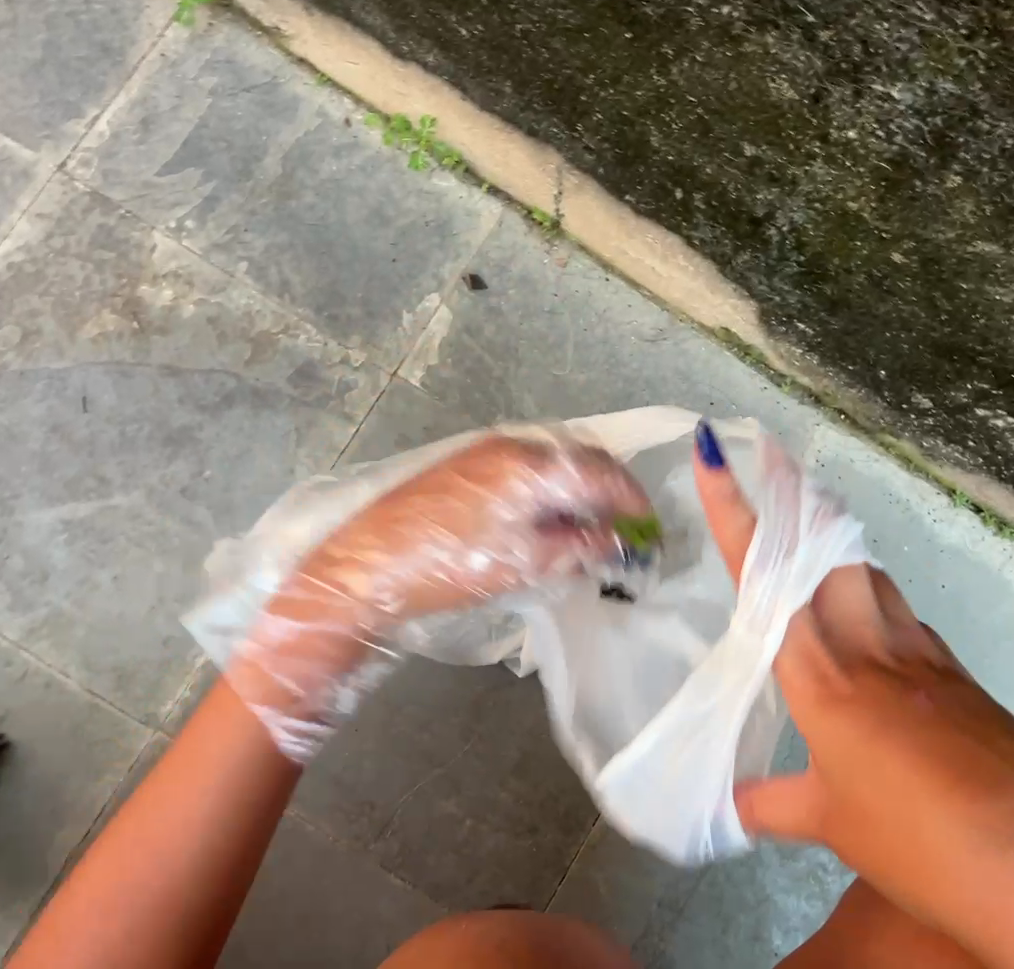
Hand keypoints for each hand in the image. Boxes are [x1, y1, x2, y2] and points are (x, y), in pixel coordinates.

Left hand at [227, 431, 652, 761]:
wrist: (362, 565)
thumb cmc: (446, 568)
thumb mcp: (521, 564)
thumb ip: (578, 547)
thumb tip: (618, 540)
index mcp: (530, 465)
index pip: (601, 471)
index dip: (633, 498)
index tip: (651, 527)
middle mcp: (511, 445)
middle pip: (580, 458)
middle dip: (609, 490)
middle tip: (624, 528)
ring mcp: (484, 450)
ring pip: (552, 461)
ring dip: (579, 489)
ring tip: (589, 528)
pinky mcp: (464, 464)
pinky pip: (526, 467)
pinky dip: (549, 489)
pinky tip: (546, 518)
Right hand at [689, 421, 1013, 968]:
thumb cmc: (917, 841)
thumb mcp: (833, 823)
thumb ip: (774, 803)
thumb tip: (732, 806)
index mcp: (822, 672)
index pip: (766, 576)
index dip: (734, 512)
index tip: (714, 454)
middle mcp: (870, 644)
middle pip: (832, 548)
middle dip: (800, 501)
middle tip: (776, 467)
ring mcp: (923, 654)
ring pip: (873, 575)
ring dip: (840, 549)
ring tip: (815, 542)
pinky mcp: (960, 676)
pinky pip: (908, 620)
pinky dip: (881, 607)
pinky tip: (876, 636)